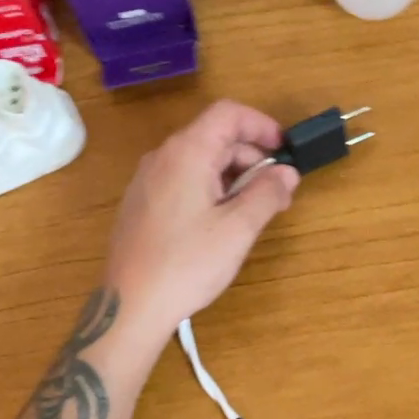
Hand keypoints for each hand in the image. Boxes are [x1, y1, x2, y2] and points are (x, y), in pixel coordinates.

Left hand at [103, 100, 300, 341]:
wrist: (132, 304)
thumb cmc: (187, 264)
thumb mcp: (237, 229)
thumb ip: (267, 194)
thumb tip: (287, 173)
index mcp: (187, 153)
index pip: (228, 114)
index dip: (262, 125)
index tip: (286, 150)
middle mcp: (162, 157)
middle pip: (214, 138)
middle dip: (252, 158)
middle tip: (279, 194)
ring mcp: (147, 181)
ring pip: (199, 163)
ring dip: (233, 178)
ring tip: (255, 214)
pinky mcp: (142, 206)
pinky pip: (182, 183)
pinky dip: (210, 191)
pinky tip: (222, 225)